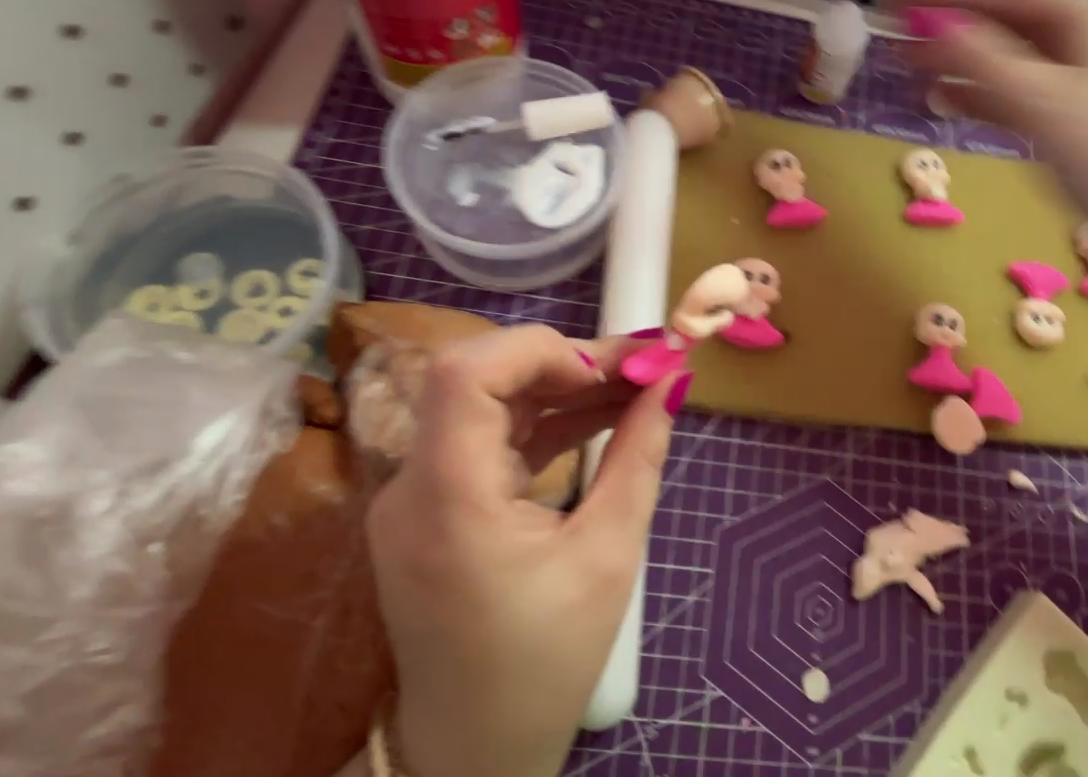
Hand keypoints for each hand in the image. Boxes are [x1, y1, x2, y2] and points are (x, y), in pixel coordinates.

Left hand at [366, 325, 687, 776]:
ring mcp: (415, 493)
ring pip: (487, 402)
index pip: (466, 374)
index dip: (543, 350)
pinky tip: (602, 415)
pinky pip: (488, 440)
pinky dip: (545, 421)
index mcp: (448, 501)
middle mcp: (413, 484)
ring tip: (638, 383)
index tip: (616, 369)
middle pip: (478, 378)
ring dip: (562, 386)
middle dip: (566, 360)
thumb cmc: (546, 664)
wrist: (474, 747)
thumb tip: (674, 381)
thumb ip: (639, 457)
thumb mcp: (608, 556)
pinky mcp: (432, 504)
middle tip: (643, 364)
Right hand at [896, 0, 1087, 288]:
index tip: (895, 0)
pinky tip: (949, 104)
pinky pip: (1020, 95)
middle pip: (1007, 20)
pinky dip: (984, 96)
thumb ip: (982, 62)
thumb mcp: (1044, 104)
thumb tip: (931, 26)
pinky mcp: (1079, 120)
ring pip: (1011, 59)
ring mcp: (1085, 81)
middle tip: (898, 37)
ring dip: (962, 62)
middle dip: (952, 25)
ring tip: (912, 71)